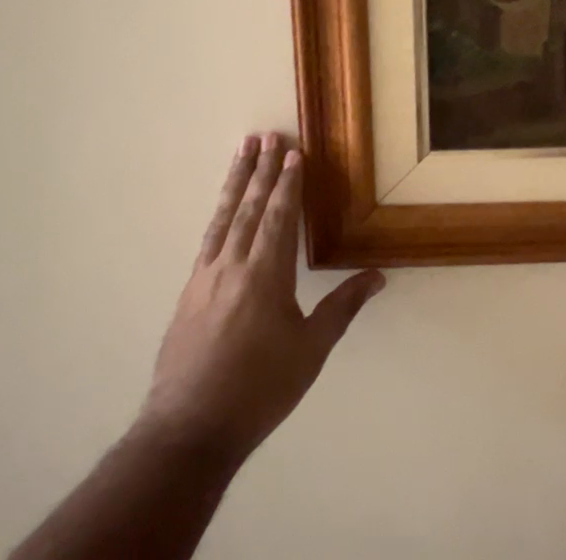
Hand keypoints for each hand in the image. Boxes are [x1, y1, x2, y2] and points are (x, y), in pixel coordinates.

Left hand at [134, 134, 384, 460]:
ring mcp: (203, 281)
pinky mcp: (188, 297)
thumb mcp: (311, 350)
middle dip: (258, 172)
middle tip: (263, 136)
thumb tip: (376, 276)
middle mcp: (229, 268)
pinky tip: (221, 215)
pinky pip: (207, 243)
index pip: (277, 218)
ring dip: (233, 185)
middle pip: (246, 209)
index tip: (292, 152)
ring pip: (221, 221)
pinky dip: (218, 218)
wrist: (189, 429)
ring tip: (240, 154)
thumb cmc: (260, 389)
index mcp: (263, 277)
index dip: (286, 184)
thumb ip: (341, 308)